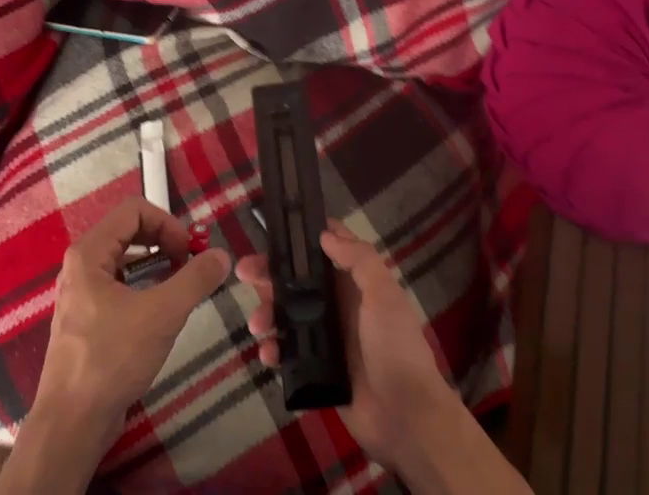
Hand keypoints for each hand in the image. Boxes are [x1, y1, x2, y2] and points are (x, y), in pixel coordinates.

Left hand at [0, 197, 231, 493]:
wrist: (72, 421)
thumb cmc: (112, 358)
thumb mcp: (162, 314)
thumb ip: (195, 279)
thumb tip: (222, 255)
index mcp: (89, 253)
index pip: (133, 210)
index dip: (168, 223)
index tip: (190, 252)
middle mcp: (80, 266)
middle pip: (129, 232)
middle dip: (165, 242)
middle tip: (190, 266)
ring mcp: (81, 294)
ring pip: (125, 261)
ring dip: (157, 266)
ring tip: (181, 289)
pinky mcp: (87, 320)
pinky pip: (120, 287)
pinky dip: (144, 289)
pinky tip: (161, 314)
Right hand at [236, 219, 453, 467]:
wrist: (404, 416)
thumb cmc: (396, 348)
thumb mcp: (384, 295)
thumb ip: (359, 261)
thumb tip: (325, 235)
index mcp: (357, 285)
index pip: (330, 250)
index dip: (304, 237)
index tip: (276, 231)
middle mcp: (340, 306)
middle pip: (299, 281)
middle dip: (270, 275)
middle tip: (244, 273)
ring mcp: (327, 339)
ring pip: (287, 315)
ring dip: (267, 314)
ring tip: (257, 324)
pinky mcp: (317, 369)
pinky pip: (288, 352)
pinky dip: (274, 350)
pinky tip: (268, 354)